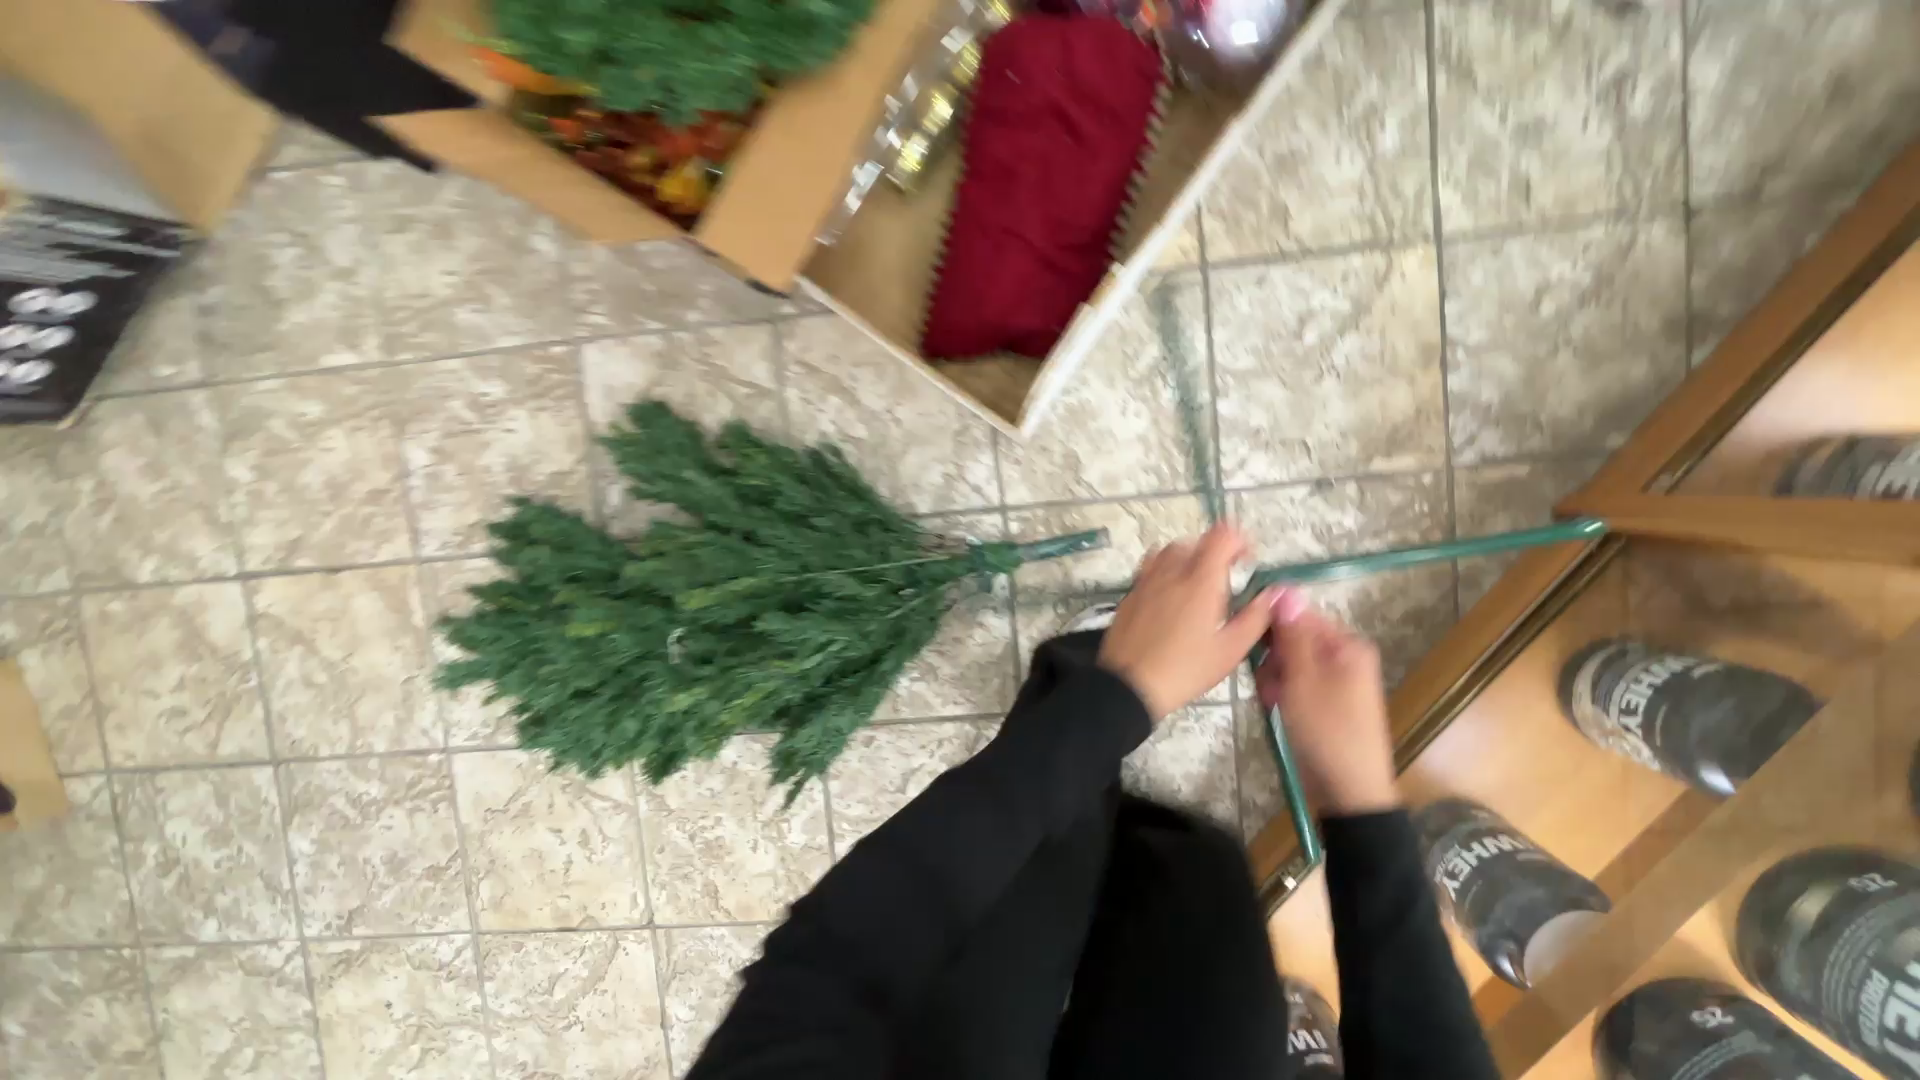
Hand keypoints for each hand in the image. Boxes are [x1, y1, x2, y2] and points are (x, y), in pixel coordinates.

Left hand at [1097, 524, 1282, 721]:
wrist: (1128, 685)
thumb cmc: (1185, 670)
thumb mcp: (1230, 650)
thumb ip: (1255, 617)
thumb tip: (1274, 594)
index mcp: (1200, 581)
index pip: (1221, 537)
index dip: (1238, 540)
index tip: (1247, 560)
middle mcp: (1171, 573)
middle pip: (1194, 542)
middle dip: (1213, 552)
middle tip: (1224, 579)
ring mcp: (1146, 582)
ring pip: (1168, 552)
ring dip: (1186, 558)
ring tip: (1196, 584)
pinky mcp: (1129, 595)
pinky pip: (1149, 569)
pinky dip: (1164, 571)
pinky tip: (1170, 598)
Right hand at [1254, 606, 1399, 814]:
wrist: (1348, 791)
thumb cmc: (1327, 731)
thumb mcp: (1303, 678)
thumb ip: (1292, 633)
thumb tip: (1285, 588)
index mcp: (1346, 645)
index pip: (1300, 615)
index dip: (1272, 627)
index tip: (1250, 644)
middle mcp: (1344, 657)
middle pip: (1292, 638)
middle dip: (1273, 658)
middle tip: (1269, 683)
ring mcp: (1334, 682)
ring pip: (1288, 663)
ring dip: (1274, 678)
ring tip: (1273, 701)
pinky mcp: (1323, 703)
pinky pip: (1294, 684)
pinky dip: (1282, 693)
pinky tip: (1277, 709)